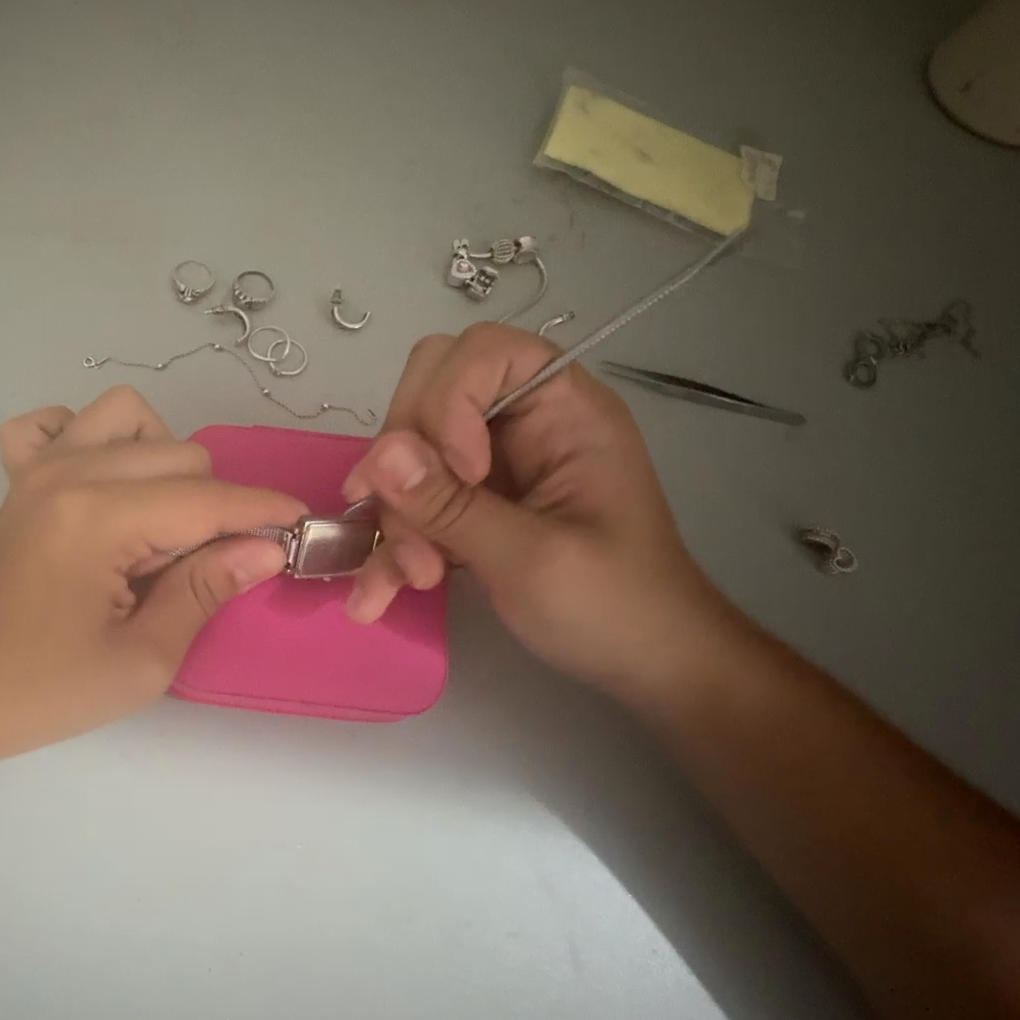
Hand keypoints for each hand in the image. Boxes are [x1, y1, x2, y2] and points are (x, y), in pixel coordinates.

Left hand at [0, 387, 306, 778]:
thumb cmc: (45, 690)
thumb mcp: (142, 659)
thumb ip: (206, 589)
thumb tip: (266, 548)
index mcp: (100, 518)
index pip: (207, 498)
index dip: (264, 512)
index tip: (305, 528)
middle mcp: (69, 471)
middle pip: (181, 454)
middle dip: (215, 505)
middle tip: (205, 568)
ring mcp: (38, 466)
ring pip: (130, 417)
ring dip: (163, 461)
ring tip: (158, 524)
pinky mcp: (19, 477)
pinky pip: (58, 422)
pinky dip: (92, 439)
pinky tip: (102, 485)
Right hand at [341, 325, 740, 696]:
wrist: (642, 667)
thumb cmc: (614, 608)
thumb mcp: (531, 558)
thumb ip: (451, 506)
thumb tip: (380, 454)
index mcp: (562, 412)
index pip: (485, 352)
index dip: (453, 398)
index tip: (463, 472)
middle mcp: (520, 425)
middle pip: (426, 394)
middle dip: (404, 462)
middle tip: (411, 526)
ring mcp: (488, 466)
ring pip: (405, 454)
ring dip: (394, 517)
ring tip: (412, 577)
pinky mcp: (465, 506)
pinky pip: (407, 504)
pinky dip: (388, 546)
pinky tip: (377, 595)